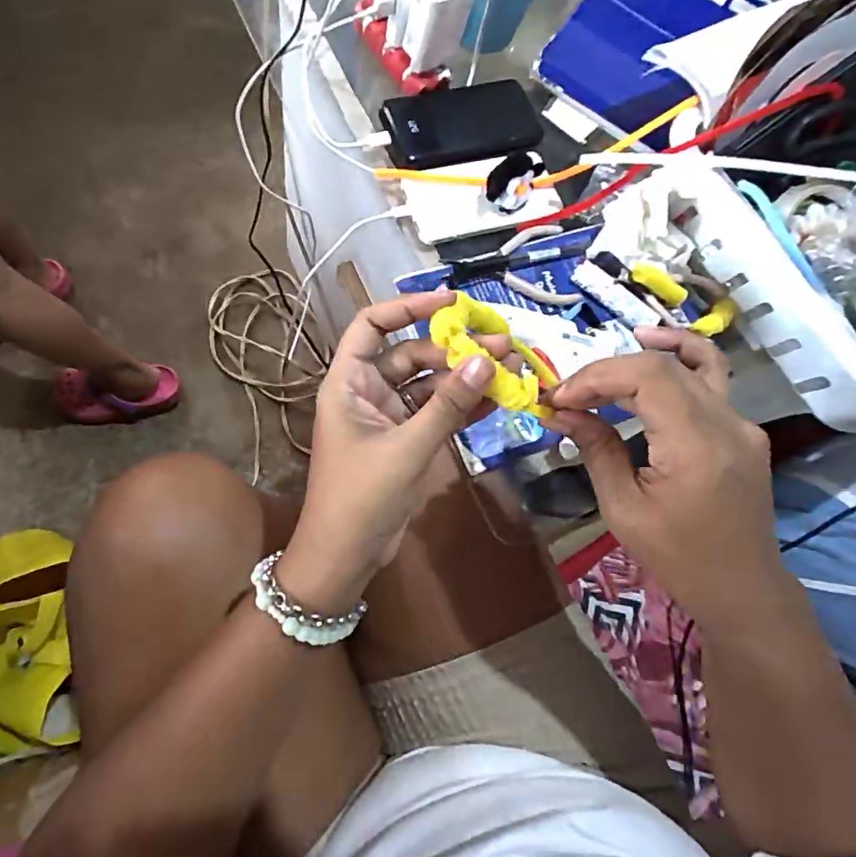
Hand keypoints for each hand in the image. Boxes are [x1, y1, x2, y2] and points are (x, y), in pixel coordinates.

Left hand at [286, 291, 499, 597]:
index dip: (408, 306)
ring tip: (510, 368)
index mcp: (349, 382)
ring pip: (430, 384)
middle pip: (412, 354)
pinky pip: (437, 412)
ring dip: (465, 377)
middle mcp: (367, 391)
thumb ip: (448, 405)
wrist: (345, 556)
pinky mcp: (406, 439)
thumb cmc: (361, 497)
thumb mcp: (407, 447)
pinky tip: (496, 398)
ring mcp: (388, 416)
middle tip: (502, 346)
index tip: (451, 300)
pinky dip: (463, 405)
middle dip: (455, 349)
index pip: (373, 325)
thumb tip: (486, 361)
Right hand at [542, 328, 779, 623]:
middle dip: (609, 371)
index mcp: (696, 446)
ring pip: (696, 362)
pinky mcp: (743, 429)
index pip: (647, 378)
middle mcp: (727, 424)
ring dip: (651, 353)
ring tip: (615, 349)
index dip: (597, 377)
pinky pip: (711, 382)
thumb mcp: (623, 509)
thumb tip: (563, 413)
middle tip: (570, 394)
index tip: (560, 398)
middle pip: (666, 366)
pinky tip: (659, 353)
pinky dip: (681, 363)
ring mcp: (742, 424)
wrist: (742, 588)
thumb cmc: (677, 559)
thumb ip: (597, 450)